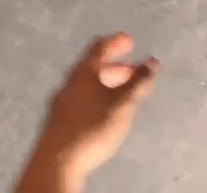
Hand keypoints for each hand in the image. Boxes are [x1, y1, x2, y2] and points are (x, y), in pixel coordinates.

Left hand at [17, 33, 159, 192]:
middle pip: (92, 67)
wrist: (54, 165)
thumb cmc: (92, 126)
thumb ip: (138, 81)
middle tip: (131, 72)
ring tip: (120, 95)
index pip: (99, 47)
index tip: (129, 41)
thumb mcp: (123, 102)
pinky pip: (78, 101)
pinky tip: (102, 113)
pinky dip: (94, 99)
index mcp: (83, 72)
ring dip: (105, 85)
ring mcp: (59, 104)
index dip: (116, 41)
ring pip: (85, 86)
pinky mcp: (55, 124)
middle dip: (114, 67)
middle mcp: (68, 84)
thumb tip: (152, 62)